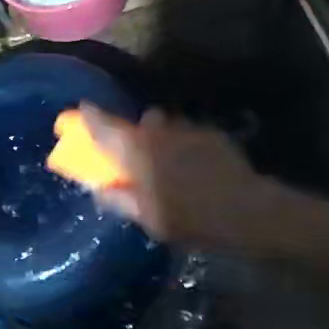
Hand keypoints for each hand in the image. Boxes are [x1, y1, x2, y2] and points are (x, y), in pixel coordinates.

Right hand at [78, 103, 275, 246]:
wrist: (246, 210)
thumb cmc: (190, 218)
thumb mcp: (147, 218)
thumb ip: (119, 199)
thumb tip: (99, 189)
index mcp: (136, 150)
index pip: (103, 124)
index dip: (90, 116)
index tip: (82, 110)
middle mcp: (158, 131)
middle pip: (139, 123)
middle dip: (135, 134)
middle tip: (136, 156)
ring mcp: (187, 129)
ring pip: (166, 126)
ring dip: (162, 138)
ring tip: (170, 163)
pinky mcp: (211, 134)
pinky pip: (189, 134)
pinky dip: (185, 145)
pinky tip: (196, 167)